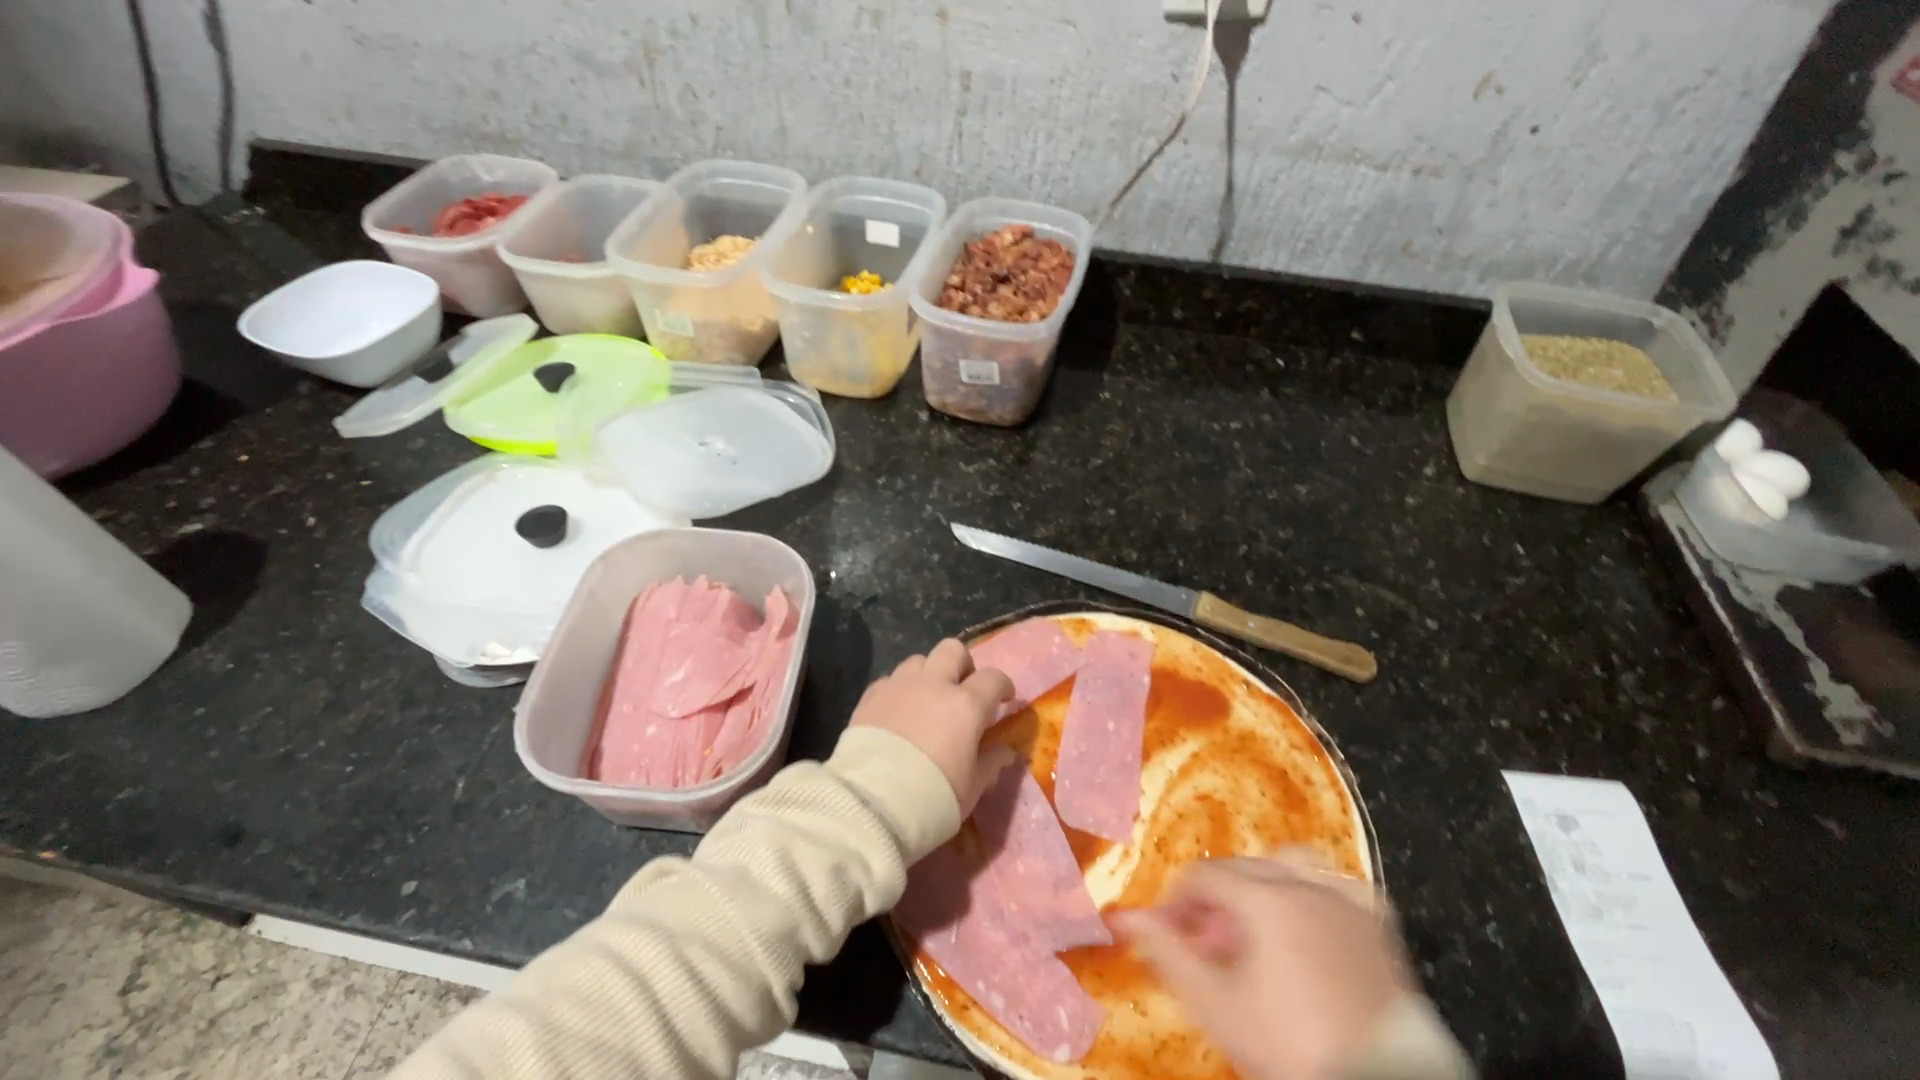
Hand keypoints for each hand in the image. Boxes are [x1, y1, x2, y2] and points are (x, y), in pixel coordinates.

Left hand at [849, 639, 1014, 814]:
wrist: (874, 803)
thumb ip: (991, 763)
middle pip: (952, 650)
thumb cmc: (934, 795)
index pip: (993, 678)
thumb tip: (1006, 752)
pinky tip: (898, 711)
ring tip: (927, 700)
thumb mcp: (973, 786)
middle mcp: (933, 685)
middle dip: (962, 665)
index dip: (1002, 686)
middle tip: (962, 689)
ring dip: (928, 675)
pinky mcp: (870, 696)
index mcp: (966, 704)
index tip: (1004, 700)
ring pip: (918, 660)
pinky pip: (890, 680)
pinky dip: (899, 690)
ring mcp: (899, 686)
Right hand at [1111, 851, 1410, 1079]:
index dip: (1176, 900)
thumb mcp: (1215, 1004)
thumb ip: (1168, 952)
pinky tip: (1308, 925)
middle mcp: (1306, 885)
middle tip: (1203, 941)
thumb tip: (1128, 917)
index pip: (1204, 876)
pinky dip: (1315, 895)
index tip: (1166, 931)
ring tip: (1254, 928)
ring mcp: (1347, 902)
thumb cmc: (1287, 1043)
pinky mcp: (1379, 927)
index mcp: (1265, 898)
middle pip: (1244, 868)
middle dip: (1215, 897)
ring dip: (1263, 887)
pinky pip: (1339, 888)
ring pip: (1293, 867)